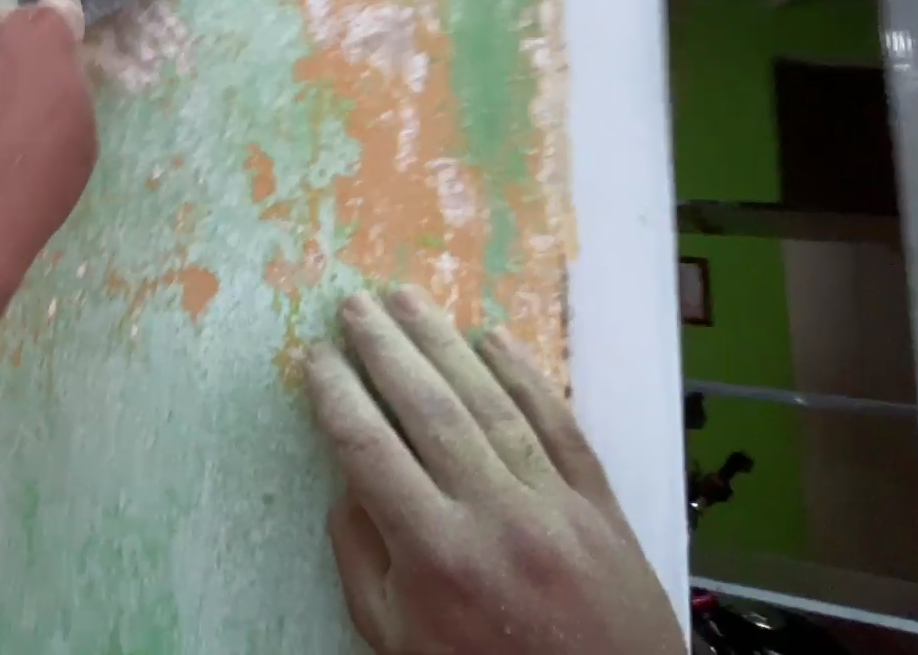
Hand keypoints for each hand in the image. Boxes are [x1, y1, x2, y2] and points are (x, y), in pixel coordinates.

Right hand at [303, 288, 680, 653]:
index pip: (367, 447)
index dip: (335, 392)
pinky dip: (527, 377)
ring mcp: (556, 508)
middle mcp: (495, 517)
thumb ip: (358, 554)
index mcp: (435, 554)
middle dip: (383, 347)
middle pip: (427, 409)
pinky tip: (493, 336)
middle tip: (353, 303)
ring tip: (405, 297)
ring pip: (490, 403)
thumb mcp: (390, 636)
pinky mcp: (603, 510)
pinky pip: (561, 427)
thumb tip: (347, 480)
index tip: (314, 353)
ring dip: (442, 342)